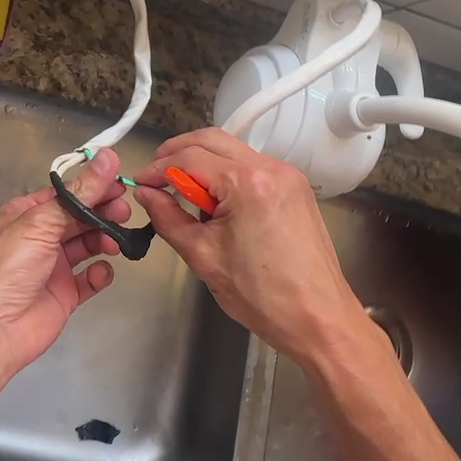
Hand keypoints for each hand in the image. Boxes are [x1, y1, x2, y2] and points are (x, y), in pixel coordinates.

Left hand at [0, 147, 132, 377]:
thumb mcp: (42, 221)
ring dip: (104, 238)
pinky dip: (100, 273)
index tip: (120, 184)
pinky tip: (102, 271)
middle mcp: (39, 237)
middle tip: (124, 211)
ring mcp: (52, 266)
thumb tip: (107, 157)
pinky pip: (89, 278)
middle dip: (102, 212)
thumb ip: (80, 192)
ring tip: (116, 241)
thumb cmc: (9, 267)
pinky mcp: (64, 293)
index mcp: (27, 214)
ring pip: (87, 244)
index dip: (93, 187)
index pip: (66, 194)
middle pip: (79, 218)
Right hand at [133, 129, 366, 360]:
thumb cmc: (263, 297)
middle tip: (155, 176)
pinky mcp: (295, 188)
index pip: (188, 158)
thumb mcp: (203, 257)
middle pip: (211, 139)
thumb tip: (145, 194)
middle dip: (177, 152)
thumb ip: (168, 218)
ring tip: (182, 192)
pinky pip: (251, 165)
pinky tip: (214, 202)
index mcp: (247, 183)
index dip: (157, 168)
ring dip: (202, 161)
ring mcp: (288, 175)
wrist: (321, 321)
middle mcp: (270, 167)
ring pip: (232, 149)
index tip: (139, 183)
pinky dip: (226, 173)